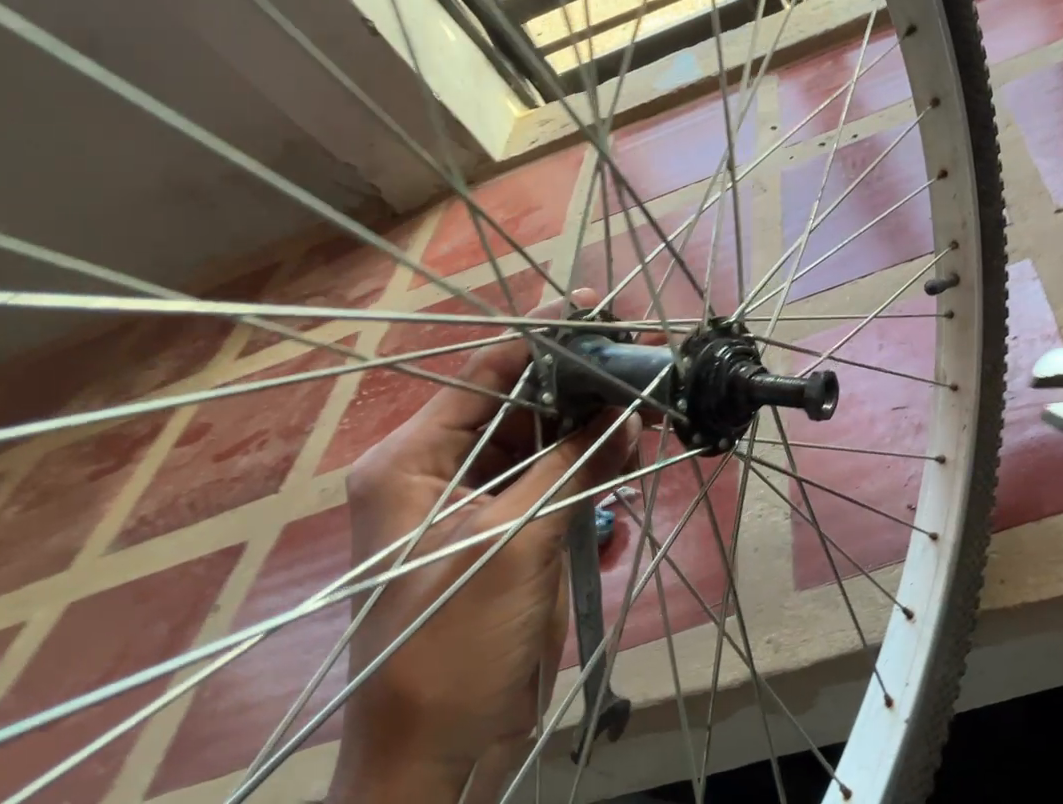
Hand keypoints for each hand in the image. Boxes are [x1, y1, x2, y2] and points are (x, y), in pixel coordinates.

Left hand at [329, 291, 636, 800]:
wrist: (439, 755)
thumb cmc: (455, 645)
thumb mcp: (515, 544)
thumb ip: (570, 466)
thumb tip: (625, 410)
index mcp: (412, 461)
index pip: (485, 374)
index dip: (545, 338)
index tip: (602, 309)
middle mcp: (440, 473)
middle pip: (524, 407)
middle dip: (586, 391)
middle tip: (650, 366)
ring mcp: (478, 508)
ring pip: (548, 446)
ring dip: (597, 438)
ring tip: (651, 423)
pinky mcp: (511, 539)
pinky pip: (558, 488)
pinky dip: (594, 482)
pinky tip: (625, 488)